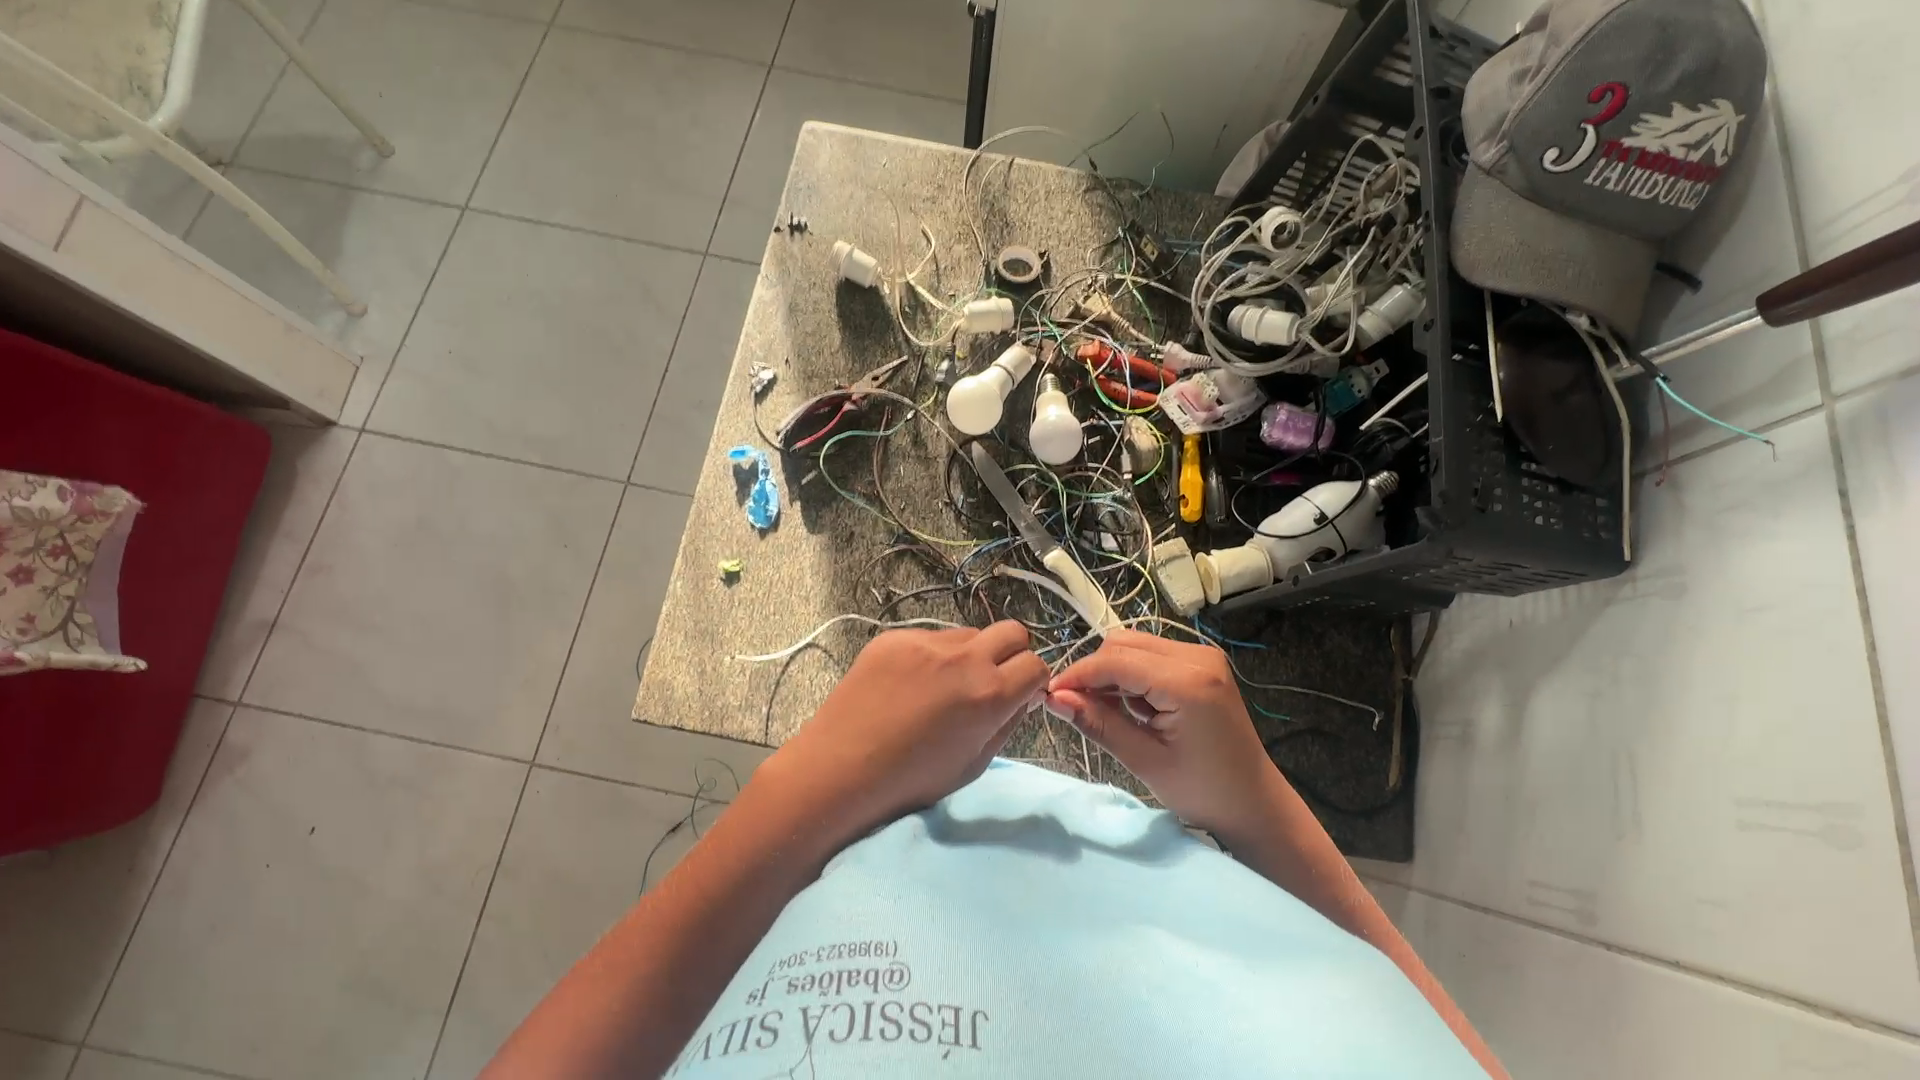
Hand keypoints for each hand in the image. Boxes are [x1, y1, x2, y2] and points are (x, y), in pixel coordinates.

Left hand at [762, 621, 1048, 836]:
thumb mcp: (974, 764)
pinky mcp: (895, 637)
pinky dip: (932, 656)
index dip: (1032, 681)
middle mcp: (964, 659)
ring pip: (968, 633)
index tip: (1019, 695)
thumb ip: (1006, 724)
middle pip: (1012, 631)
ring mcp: (926, 642)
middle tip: (991, 681)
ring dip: (969, 654)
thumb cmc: (910, 780)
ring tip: (942, 686)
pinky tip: (909, 685)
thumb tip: (1022, 696)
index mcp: (989, 694)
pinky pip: (930, 638)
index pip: (1036, 665)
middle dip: (1011, 654)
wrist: (841, 769)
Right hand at [1045, 629, 1279, 834]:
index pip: (1116, 661)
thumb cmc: (1203, 791)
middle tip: (1075, 707)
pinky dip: (1131, 677)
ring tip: (1104, 713)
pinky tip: (1130, 709)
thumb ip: (1098, 723)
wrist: (1254, 803)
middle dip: (1094, 672)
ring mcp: (1202, 657)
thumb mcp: (1144, 761)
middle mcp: (1197, 656)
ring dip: (1111, 674)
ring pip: (1135, 646)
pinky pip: (1152, 656)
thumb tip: (1054, 699)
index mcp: (1188, 681)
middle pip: (1123, 644)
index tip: (1049, 696)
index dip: (1078, 675)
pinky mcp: (1202, 665)